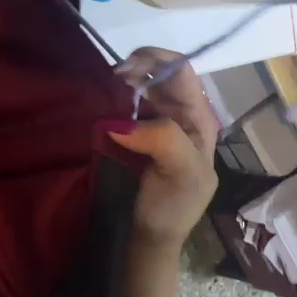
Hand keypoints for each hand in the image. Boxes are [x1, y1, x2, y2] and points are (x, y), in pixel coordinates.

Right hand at [108, 48, 218, 249]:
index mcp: (198, 120)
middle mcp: (177, 116)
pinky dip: (110, 100)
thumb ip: (164, 139)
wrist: (148, 235)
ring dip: (120, 83)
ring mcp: (153, 125)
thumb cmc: (172, 205)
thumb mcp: (182, 172)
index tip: (124, 69)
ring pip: (139, 89)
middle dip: (135, 68)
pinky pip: (122, 108)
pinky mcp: (130, 135)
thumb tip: (119, 121)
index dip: (157, 61)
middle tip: (108, 78)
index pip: (182, 73)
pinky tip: (98, 105)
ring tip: (100, 89)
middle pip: (159, 76)